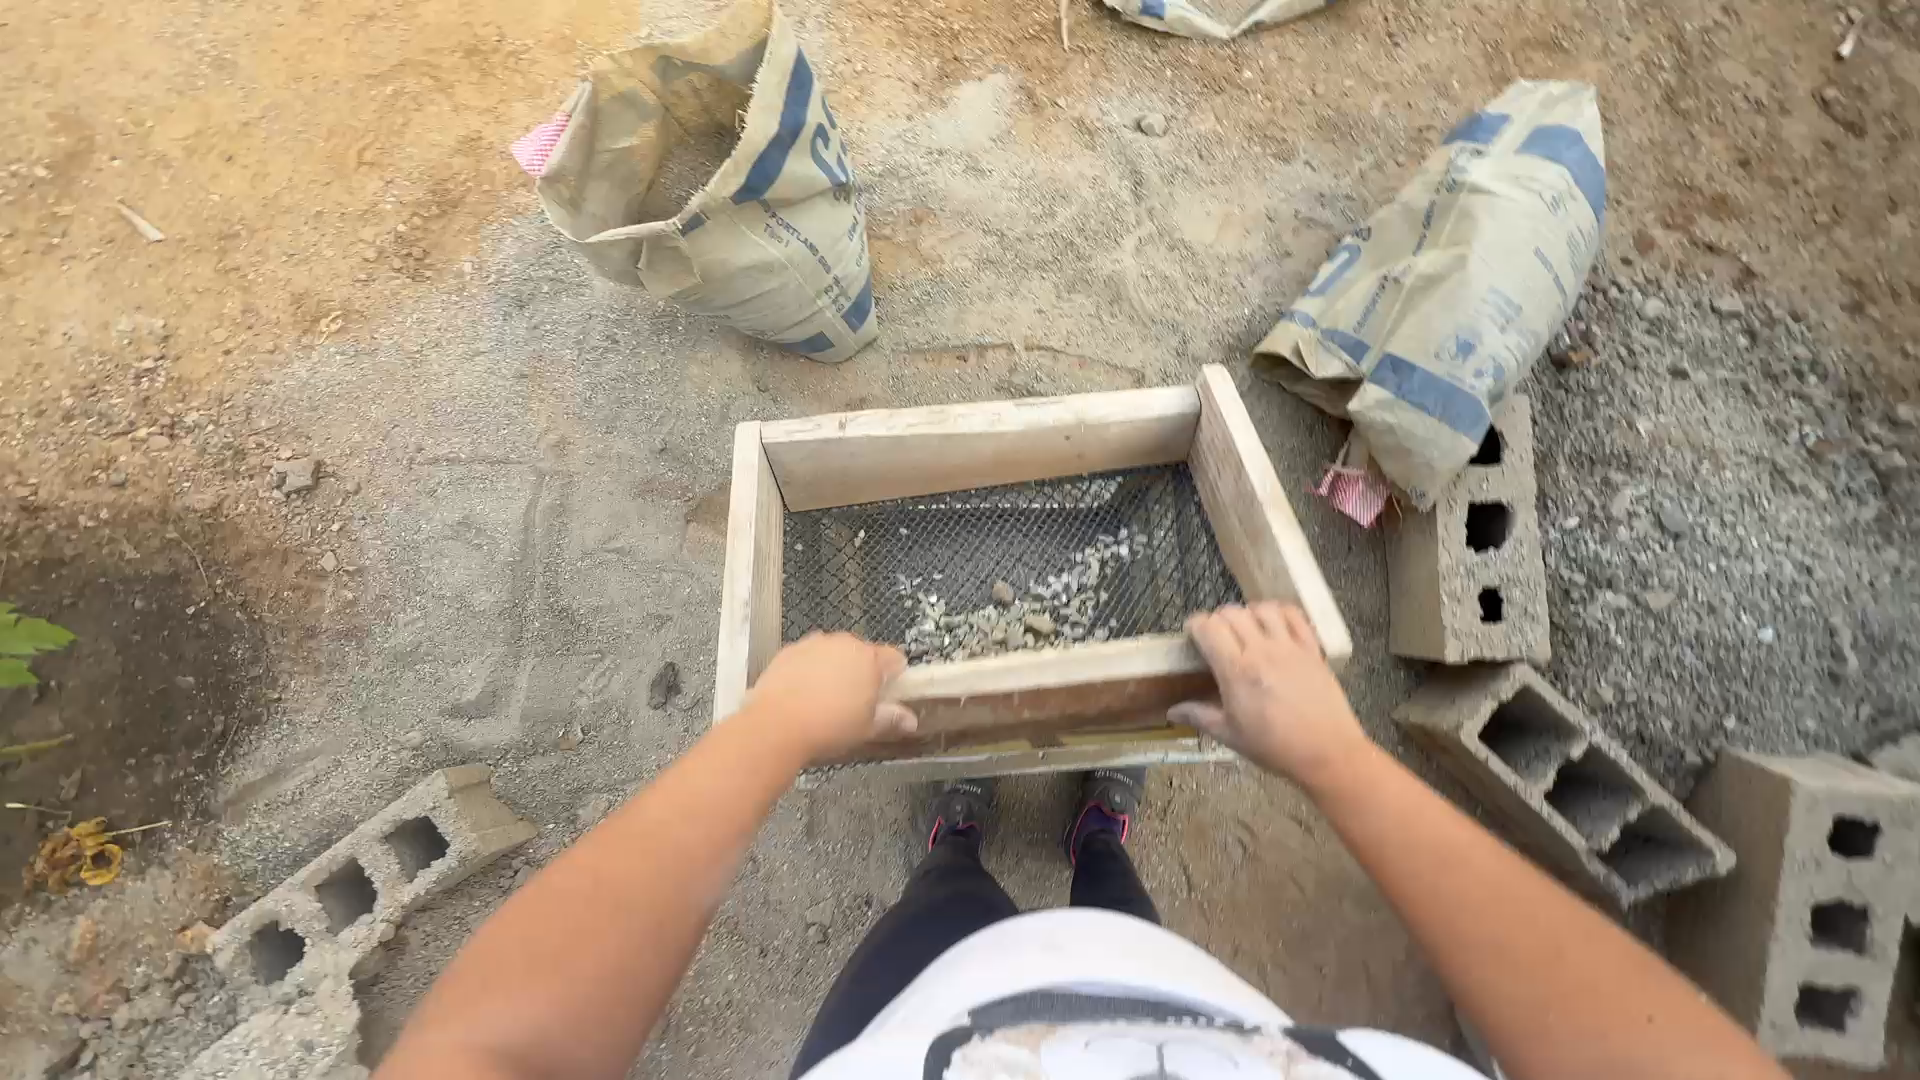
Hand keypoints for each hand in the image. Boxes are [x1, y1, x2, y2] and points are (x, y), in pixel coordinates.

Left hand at [741, 632, 916, 760]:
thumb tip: (910, 720)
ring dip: (836, 668)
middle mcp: (844, 643)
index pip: (895, 658)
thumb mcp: (866, 728)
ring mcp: (815, 643)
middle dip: (863, 672)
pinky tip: (803, 694)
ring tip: (826, 699)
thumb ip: (891, 719)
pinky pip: (809, 656)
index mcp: (870, 659)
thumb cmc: (828, 727)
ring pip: (835, 653)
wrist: (775, 726)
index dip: (895, 676)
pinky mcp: (790, 650)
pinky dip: (810, 669)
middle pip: (864, 653)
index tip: (887, 695)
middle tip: (856, 702)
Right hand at [1170, 603, 1372, 789]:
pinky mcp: (1312, 649)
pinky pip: (1294, 615)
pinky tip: (1273, 624)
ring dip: (1247, 614)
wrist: (1328, 754)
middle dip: (1217, 620)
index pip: (1208, 628)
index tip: (1193, 636)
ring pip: (1261, 609)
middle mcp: (1261, 652)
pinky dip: (1278, 612)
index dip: (1195, 626)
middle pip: (1231, 613)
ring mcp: (1289, 647)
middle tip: (1216, 638)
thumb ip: (1199, 716)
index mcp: (1236, 672)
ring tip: (1245, 630)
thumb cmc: (1274, 747)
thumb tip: (1171, 711)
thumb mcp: (1230, 735)